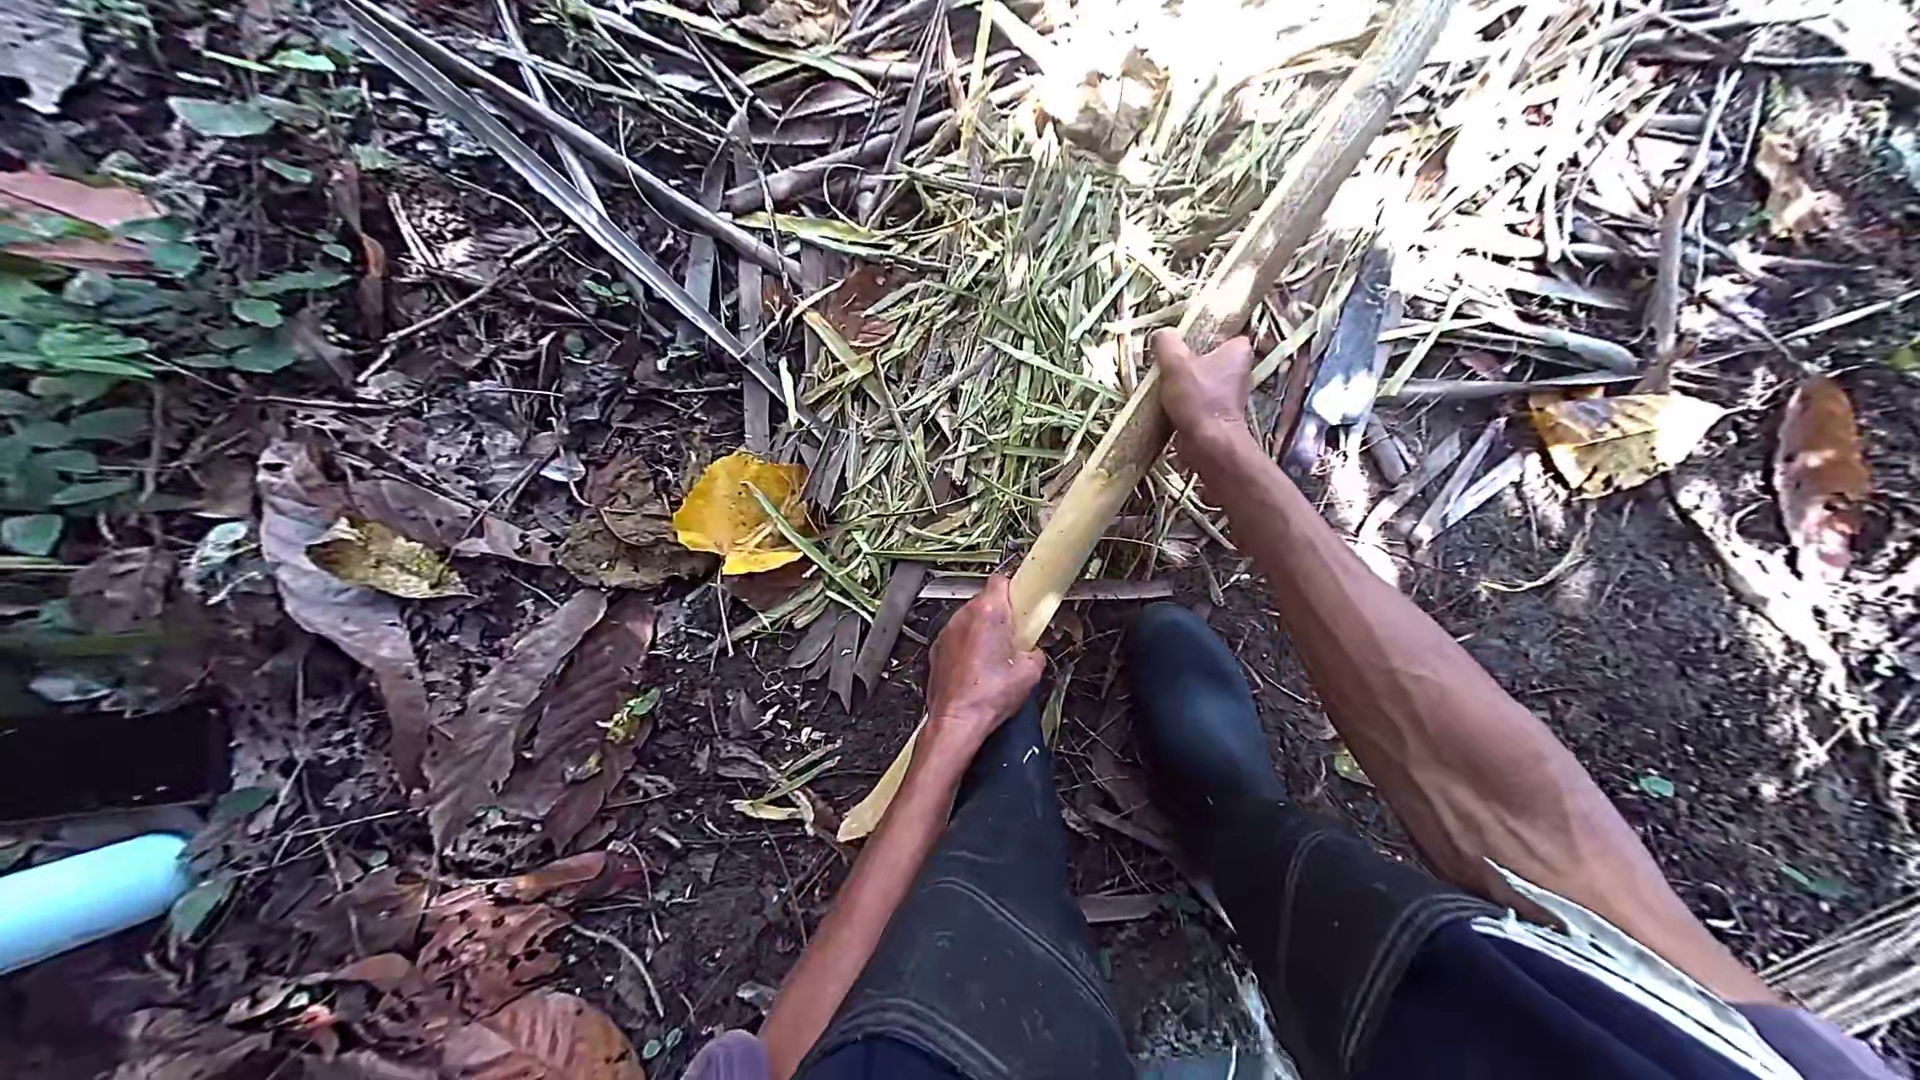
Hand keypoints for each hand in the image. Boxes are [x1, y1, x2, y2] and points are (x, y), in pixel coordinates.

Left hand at [924, 575, 1044, 755]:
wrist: (956, 720)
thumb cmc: (987, 697)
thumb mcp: (1030, 672)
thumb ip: (1035, 651)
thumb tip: (1033, 651)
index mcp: (988, 613)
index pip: (1001, 580)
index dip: (1014, 589)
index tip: (1023, 600)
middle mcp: (964, 617)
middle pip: (985, 600)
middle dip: (1000, 614)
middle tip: (1013, 635)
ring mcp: (947, 632)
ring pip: (970, 619)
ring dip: (983, 630)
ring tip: (995, 656)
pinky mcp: (938, 648)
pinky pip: (957, 637)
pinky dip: (968, 645)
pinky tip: (977, 667)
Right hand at [1151, 329, 1254, 456]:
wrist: (1208, 443)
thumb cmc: (1198, 398)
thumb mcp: (1176, 362)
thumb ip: (1166, 343)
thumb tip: (1159, 334)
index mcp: (1238, 351)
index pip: (1218, 333)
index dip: (1197, 338)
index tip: (1178, 346)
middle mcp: (1238, 370)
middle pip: (1203, 358)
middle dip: (1184, 363)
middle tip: (1165, 366)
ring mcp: (1228, 394)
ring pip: (1197, 380)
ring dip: (1180, 384)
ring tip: (1163, 386)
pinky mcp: (1216, 413)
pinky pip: (1195, 400)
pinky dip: (1181, 402)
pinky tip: (1167, 405)